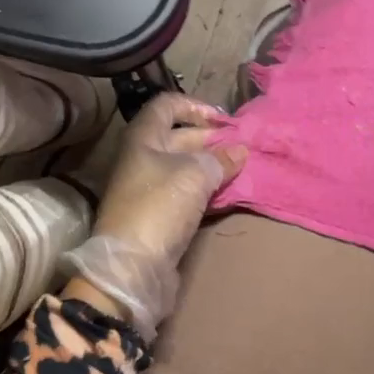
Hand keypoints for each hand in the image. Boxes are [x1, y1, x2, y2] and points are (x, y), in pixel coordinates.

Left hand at [64, 93, 245, 336]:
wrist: (131, 269)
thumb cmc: (159, 206)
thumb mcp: (194, 176)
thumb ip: (219, 159)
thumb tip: (239, 151)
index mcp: (143, 137)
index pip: (168, 104)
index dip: (195, 106)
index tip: (224, 120)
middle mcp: (143, 157)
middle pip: (179, 135)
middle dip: (211, 139)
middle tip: (243, 147)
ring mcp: (149, 187)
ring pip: (185, 167)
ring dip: (212, 166)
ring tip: (242, 169)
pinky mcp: (158, 215)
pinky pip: (186, 192)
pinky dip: (207, 190)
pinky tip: (230, 193)